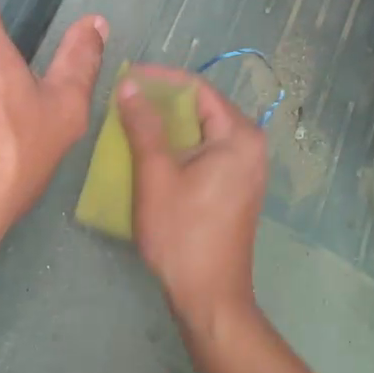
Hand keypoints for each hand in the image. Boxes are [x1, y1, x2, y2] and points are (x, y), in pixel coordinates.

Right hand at [117, 65, 268, 328]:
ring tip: (129, 121)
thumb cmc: (183, 234)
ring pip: (201, 130)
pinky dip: (178, 146)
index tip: (126, 75)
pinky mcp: (235, 186)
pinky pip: (205, 151)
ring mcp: (245, 167)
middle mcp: (250, 145)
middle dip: (162, 100)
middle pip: (201, 107)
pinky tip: (149, 152)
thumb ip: (143, 126)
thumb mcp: (156, 175)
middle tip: (123, 97)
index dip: (160, 78)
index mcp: (239, 135)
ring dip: (167, 124)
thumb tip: (130, 84)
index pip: (197, 87)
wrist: (210, 297)